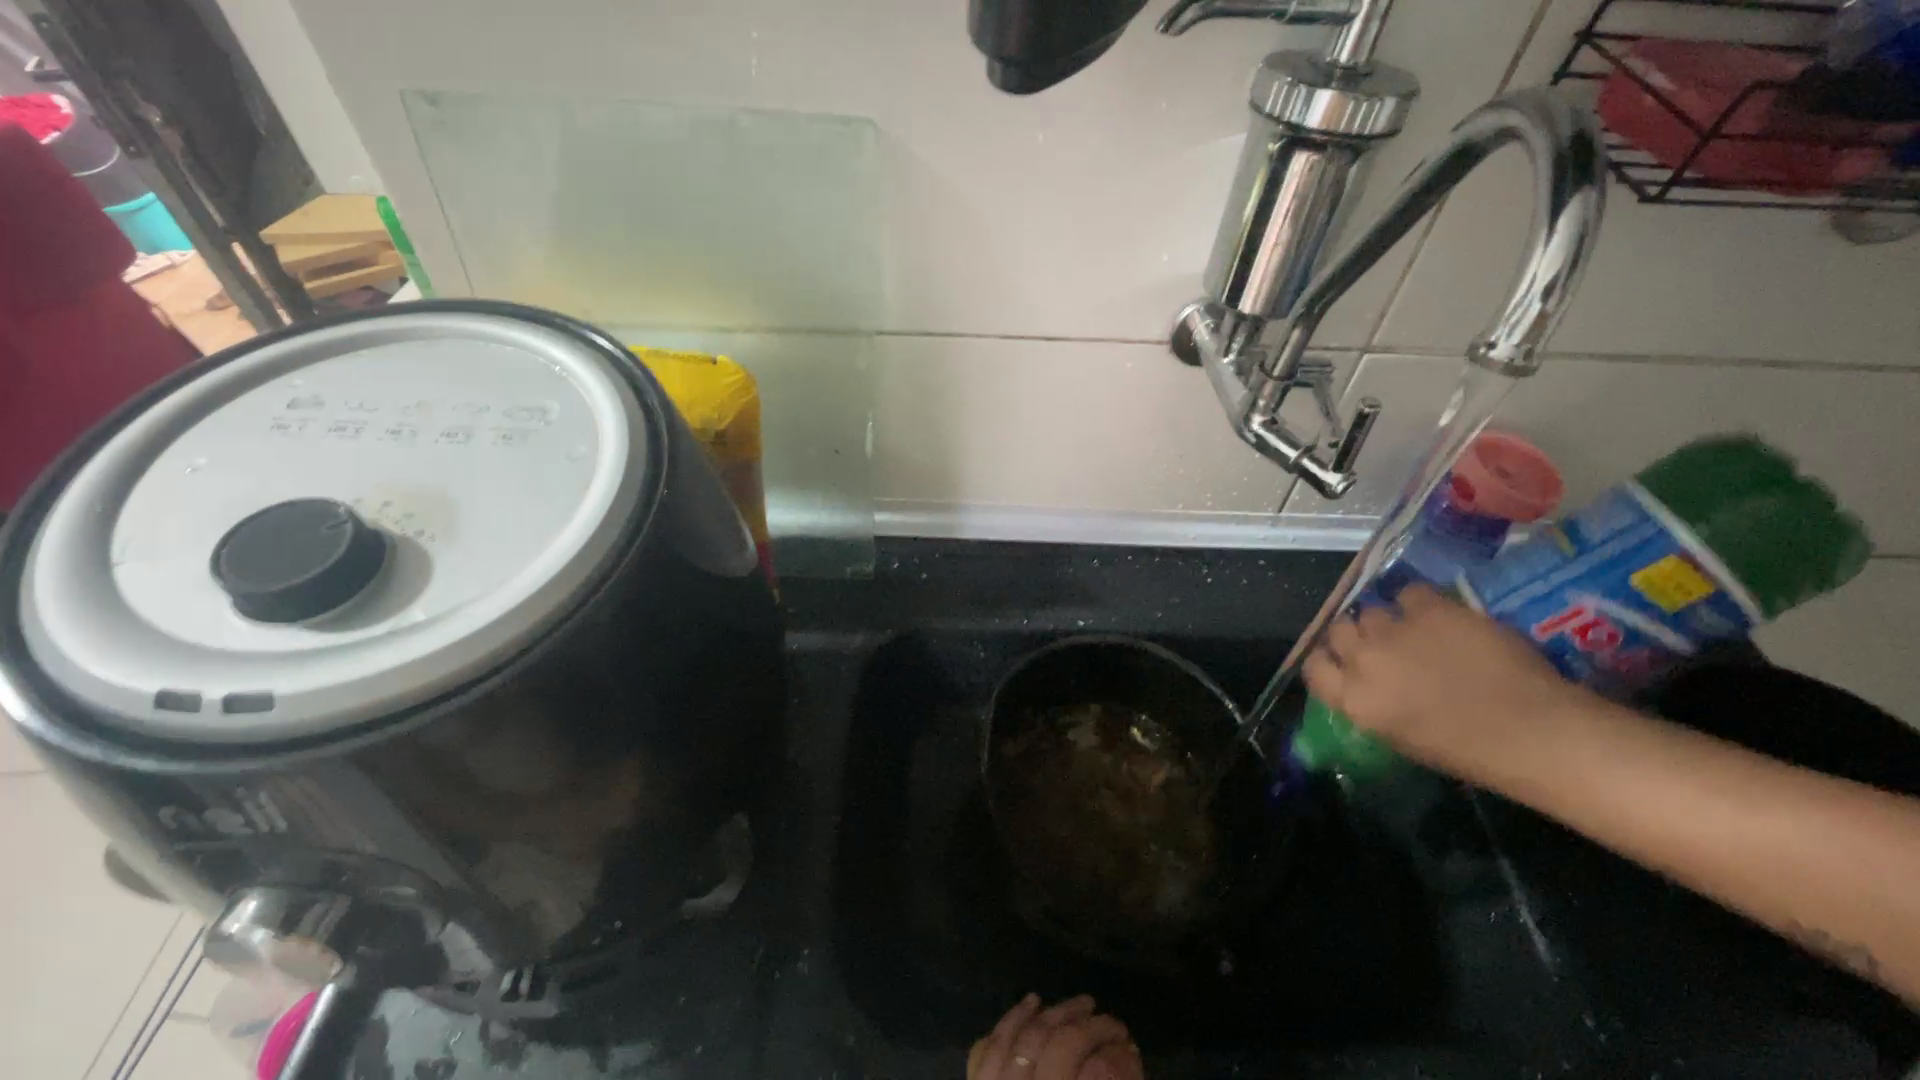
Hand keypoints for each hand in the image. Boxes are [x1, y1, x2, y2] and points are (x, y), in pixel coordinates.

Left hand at [968, 995, 1144, 1079]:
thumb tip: (1123, 1059)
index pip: (1098, 1071)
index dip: (1113, 1050)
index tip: (1127, 1040)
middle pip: (1063, 1046)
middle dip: (1090, 1026)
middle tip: (1112, 1021)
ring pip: (1028, 1036)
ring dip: (1055, 1014)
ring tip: (1080, 1004)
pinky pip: (994, 1044)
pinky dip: (1013, 1019)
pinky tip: (1032, 1003)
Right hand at [1302, 585, 1593, 780]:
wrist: (1531, 731)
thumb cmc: (1469, 751)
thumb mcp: (1399, 736)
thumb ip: (1371, 702)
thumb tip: (1366, 681)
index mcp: (1354, 701)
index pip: (1313, 667)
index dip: (1328, 660)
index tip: (1345, 662)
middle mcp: (1364, 662)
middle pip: (1338, 630)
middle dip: (1356, 636)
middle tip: (1383, 646)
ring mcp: (1396, 631)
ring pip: (1370, 610)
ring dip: (1387, 620)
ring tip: (1413, 631)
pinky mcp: (1431, 609)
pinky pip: (1409, 593)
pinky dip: (1419, 603)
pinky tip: (1439, 618)